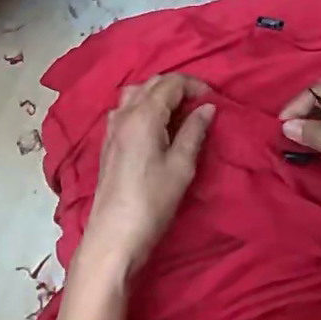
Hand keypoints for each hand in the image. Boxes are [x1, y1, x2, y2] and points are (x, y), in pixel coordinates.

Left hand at [80, 73, 215, 275]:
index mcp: (143, 115)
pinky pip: (126, 110)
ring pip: (136, 94)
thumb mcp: (182, 166)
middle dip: (177, 87)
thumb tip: (207, 108)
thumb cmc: (153, 201)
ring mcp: (112, 128)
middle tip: (199, 104)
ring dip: (158, 94)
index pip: (171, 83)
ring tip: (178, 113)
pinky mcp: (108, 143)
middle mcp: (124, 115)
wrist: (114, 236)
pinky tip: (156, 127)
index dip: (194, 85)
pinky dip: (144, 106)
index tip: (212, 100)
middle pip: (152, 83)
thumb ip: (194, 131)